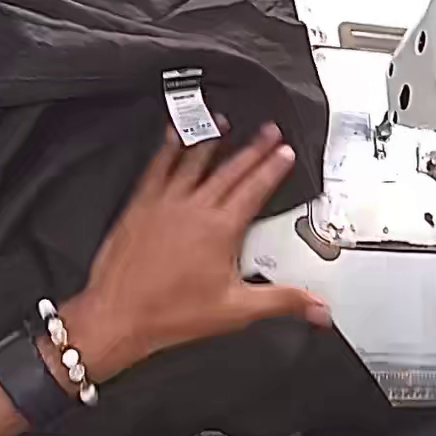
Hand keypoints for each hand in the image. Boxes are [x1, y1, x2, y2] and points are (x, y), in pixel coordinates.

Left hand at [54, 122, 331, 383]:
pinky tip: (172, 137)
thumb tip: (315, 306)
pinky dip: (168, 148)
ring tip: (224, 122)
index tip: (284, 152)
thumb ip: (282, 301)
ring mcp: (165, 203)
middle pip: (231, 169)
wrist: (120, 313)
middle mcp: (194, 208)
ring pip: (194, 161)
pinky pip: (157, 166)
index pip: (255, 188)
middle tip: (267, 130)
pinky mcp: (140, 205)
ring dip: (212, 139)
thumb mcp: (236, 310)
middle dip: (253, 147)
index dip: (274, 167)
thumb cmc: (169, 312)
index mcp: (221, 229)